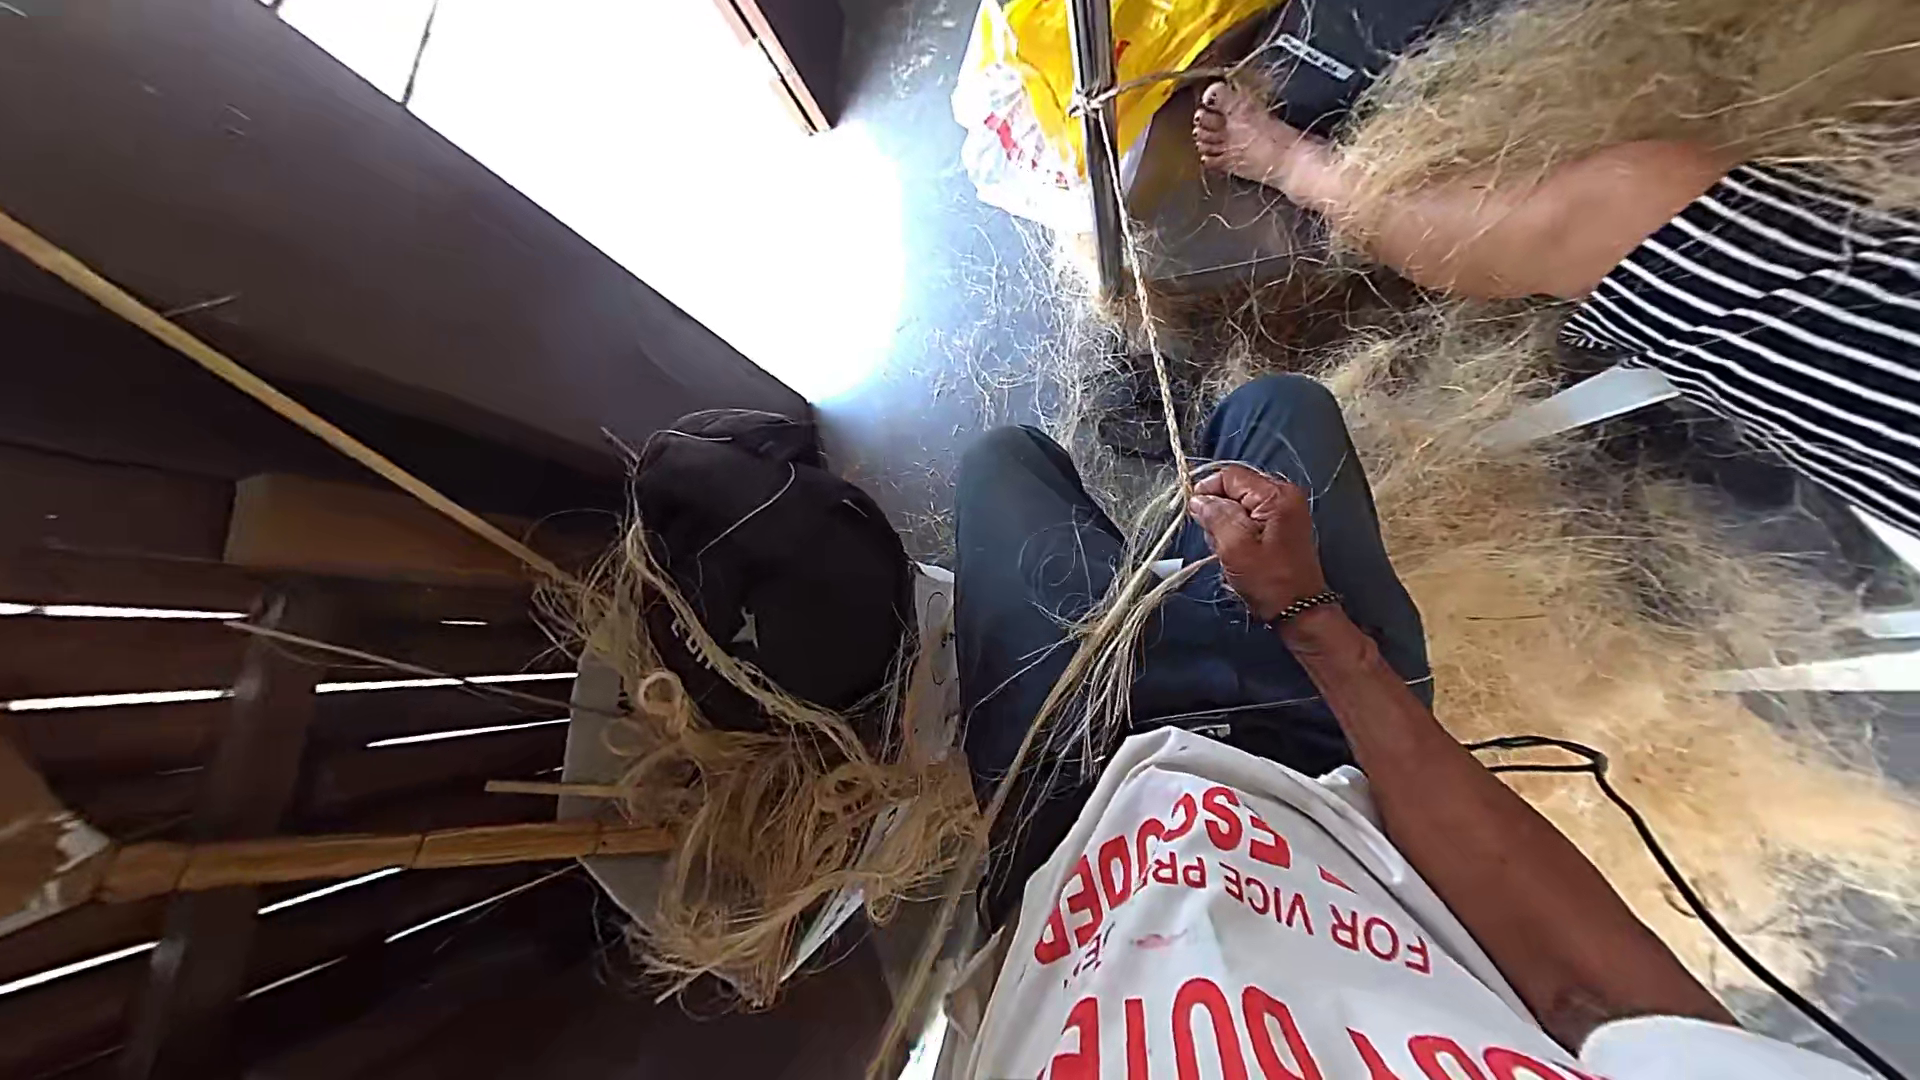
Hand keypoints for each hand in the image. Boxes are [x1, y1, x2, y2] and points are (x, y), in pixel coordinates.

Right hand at [1186, 465, 1327, 621]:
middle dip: (1216, 510)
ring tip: (1226, 548)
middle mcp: (1283, 495)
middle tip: (1215, 537)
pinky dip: (1233, 531)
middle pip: (1233, 488)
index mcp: (1276, 495)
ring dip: (1223, 524)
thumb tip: (1198, 499)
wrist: (1298, 609)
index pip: (1230, 476)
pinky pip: (1245, 517)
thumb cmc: (1268, 579)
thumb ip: (1215, 515)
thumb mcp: (1235, 546)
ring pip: (1236, 504)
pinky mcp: (1279, 525)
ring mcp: (1283, 510)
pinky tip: (1234, 550)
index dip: (1206, 490)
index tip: (1194, 514)